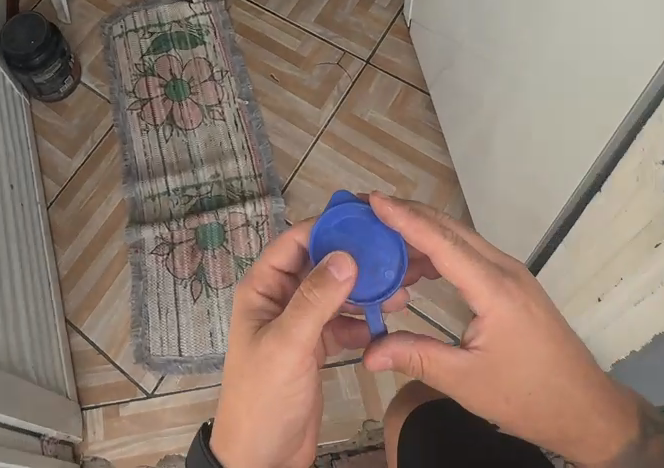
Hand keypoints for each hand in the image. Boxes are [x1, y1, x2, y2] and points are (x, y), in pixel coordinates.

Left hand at [209, 221, 406, 467]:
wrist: (261, 458)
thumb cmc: (263, 396)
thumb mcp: (288, 344)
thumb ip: (316, 300)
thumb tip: (346, 256)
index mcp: (262, 286)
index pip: (295, 241)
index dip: (328, 226)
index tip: (367, 219)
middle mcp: (280, 297)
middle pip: (319, 264)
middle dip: (354, 258)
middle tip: (394, 252)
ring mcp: (298, 323)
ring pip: (334, 294)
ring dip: (364, 290)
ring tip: (401, 287)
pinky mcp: (314, 348)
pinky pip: (342, 323)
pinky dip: (363, 321)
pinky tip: (388, 321)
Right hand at [358, 195, 644, 466]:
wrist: (589, 412)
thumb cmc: (530, 398)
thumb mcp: (468, 383)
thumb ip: (416, 357)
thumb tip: (367, 353)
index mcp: (494, 288)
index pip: (441, 241)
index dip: (404, 218)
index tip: (372, 199)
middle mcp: (503, 269)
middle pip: (448, 228)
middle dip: (406, 214)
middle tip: (366, 209)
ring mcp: (510, 274)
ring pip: (458, 238)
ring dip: (420, 231)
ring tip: (379, 234)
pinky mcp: (511, 284)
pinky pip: (467, 253)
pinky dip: (436, 250)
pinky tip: (412, 266)